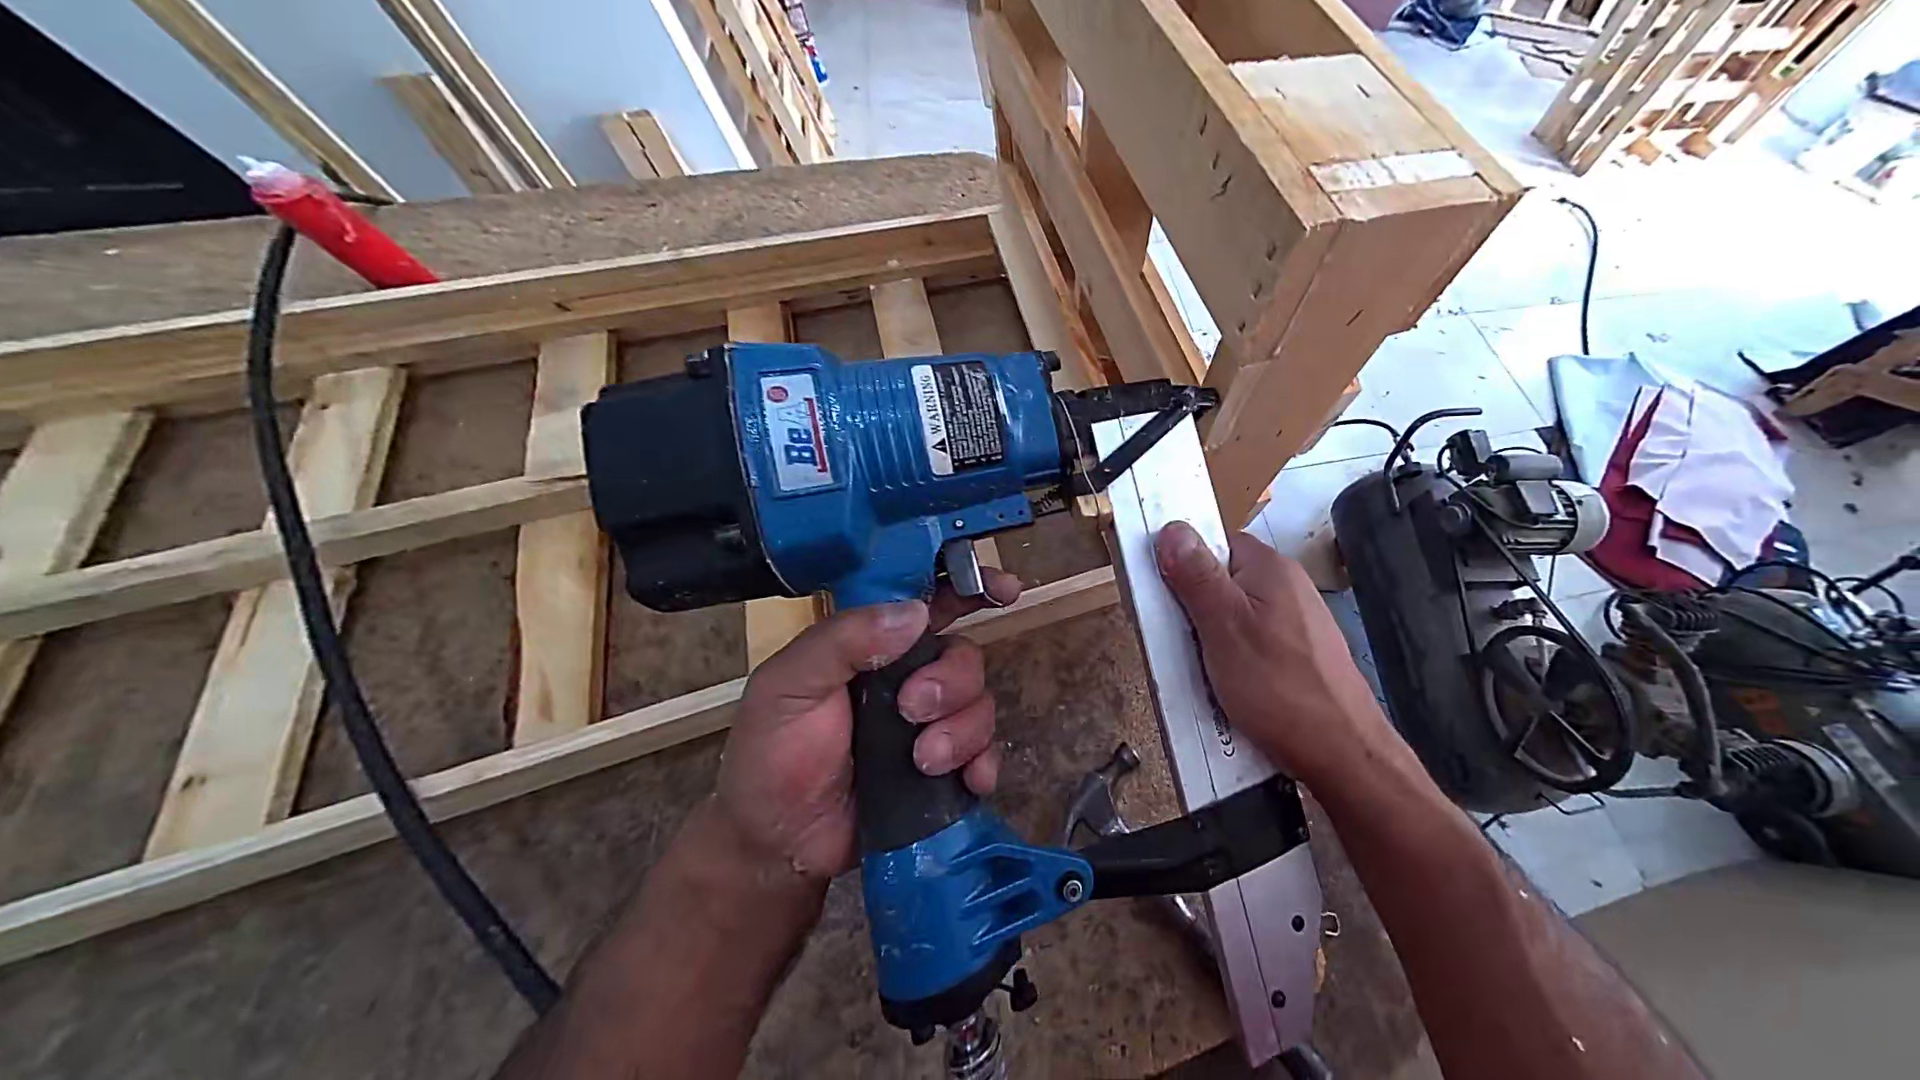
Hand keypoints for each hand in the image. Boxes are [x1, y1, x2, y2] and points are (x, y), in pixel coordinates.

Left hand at [714, 571, 1020, 880]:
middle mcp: (907, 676)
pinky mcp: (944, 770)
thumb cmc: (771, 753)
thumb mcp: (788, 685)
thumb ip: (842, 641)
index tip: (1002, 588)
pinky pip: (987, 754)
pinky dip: (984, 764)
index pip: (924, 599)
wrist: (776, 842)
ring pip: (980, 703)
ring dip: (961, 730)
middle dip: (952, 681)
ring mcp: (929, 724)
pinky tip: (969, 781)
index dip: (966, 584)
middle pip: (964, 654)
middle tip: (913, 710)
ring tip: (923, 761)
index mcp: (870, 645)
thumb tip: (914, 612)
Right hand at [1155, 522, 1403, 791]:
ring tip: (1201, 666)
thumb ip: (1196, 576)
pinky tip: (1224, 684)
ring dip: (1208, 638)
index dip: (1183, 562)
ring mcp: (1293, 623)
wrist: (1341, 755)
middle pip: (1221, 582)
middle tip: (1178, 637)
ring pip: (1232, 616)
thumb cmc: (1282, 689)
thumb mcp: (1223, 627)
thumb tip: (1173, 529)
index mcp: (1270, 569)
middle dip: (1193, 608)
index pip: (1214, 544)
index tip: (1160, 589)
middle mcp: (1286, 589)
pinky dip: (1228, 659)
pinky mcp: (1295, 654)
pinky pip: (1248, 643)